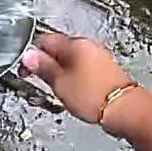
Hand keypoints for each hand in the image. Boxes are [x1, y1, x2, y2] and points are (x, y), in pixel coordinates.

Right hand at [20, 32, 136, 126]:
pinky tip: (75, 92)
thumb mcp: (59, 83)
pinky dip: (75, 78)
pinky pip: (83, 69)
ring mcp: (98, 57)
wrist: (125, 110)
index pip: (44, 40)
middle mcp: (88, 46)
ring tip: (60, 91)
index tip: (26, 71)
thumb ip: (43, 67)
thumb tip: (28, 56)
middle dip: (47, 65)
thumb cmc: (94, 96)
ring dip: (61, 73)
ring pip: (71, 61)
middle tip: (42, 83)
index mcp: (74, 45)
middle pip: (59, 50)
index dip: (31, 55)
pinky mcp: (105, 70)